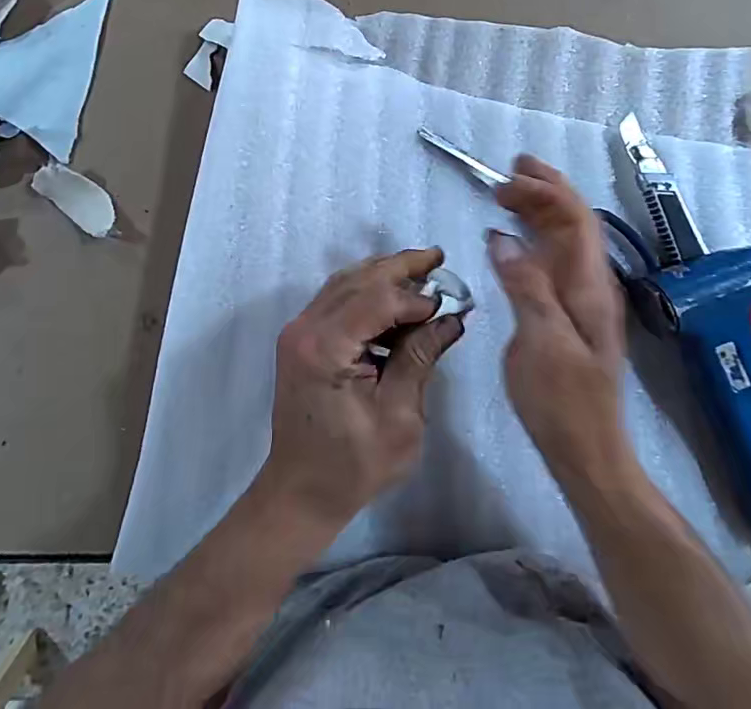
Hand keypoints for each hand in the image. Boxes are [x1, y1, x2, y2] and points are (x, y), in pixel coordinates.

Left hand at [259, 247, 465, 527]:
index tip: (447, 307)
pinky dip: (369, 292)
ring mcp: (298, 331)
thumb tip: (452, 318)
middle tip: (439, 259)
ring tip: (424, 272)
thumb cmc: (354, 465)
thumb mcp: (400, 416)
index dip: (416, 297)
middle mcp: (305, 329)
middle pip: (359, 278)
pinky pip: (337, 298)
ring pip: (346, 282)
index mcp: (325, 349)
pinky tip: (397, 301)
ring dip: (385, 275)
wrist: (301, 492)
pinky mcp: (301, 339)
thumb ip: (421, 357)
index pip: (377, 298)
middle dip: (402, 267)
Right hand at [489, 156, 634, 483]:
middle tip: (509, 172)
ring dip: (539, 213)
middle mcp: (592, 284)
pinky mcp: (568, 315)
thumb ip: (526, 288)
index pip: (577, 219)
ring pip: (563, 242)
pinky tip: (513, 242)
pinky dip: (533, 243)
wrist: (587, 449)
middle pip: (574, 223)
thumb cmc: (565, 403)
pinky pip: (552, 265)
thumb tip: (503, 238)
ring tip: (508, 194)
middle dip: (545, 192)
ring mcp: (582, 300)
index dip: (547, 191)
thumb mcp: (541, 344)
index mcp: (591, 286)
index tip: (510, 178)